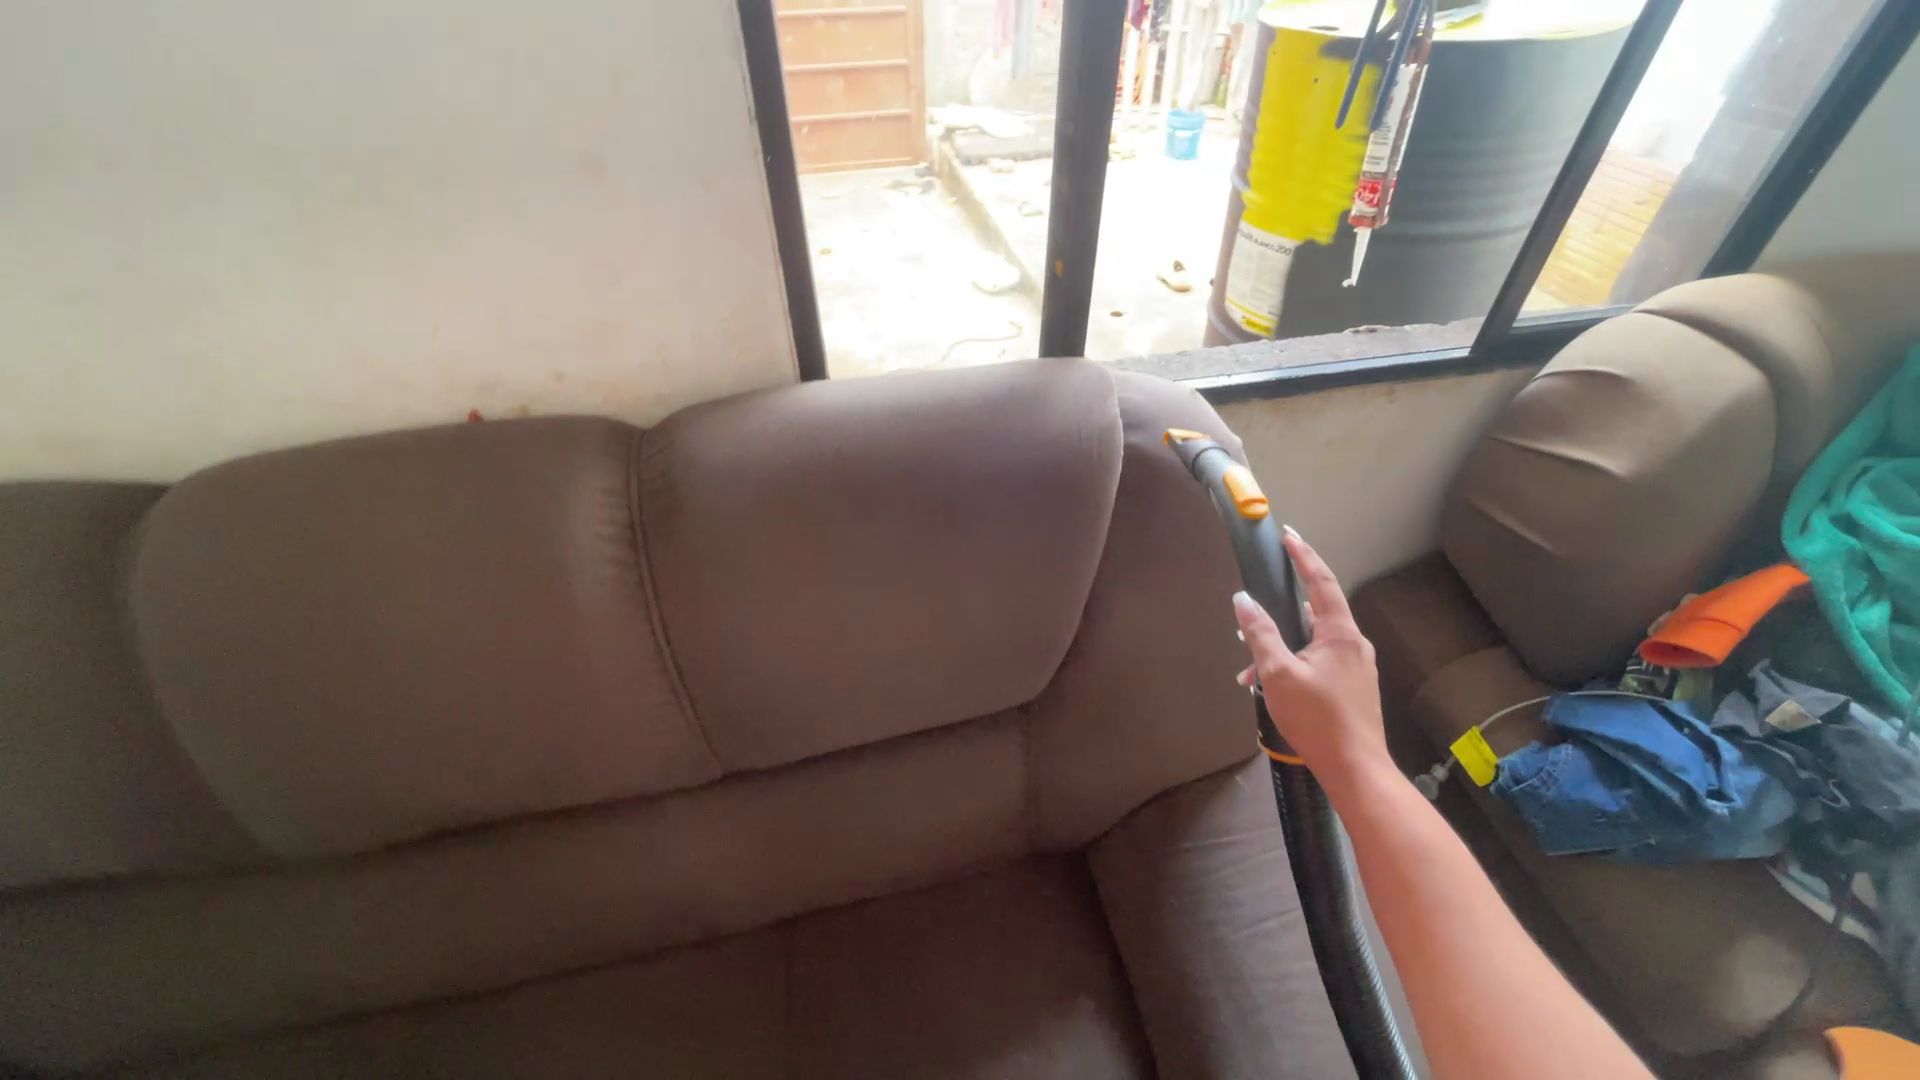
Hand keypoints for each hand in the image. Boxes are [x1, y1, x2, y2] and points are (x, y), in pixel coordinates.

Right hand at [1233, 530, 1390, 784]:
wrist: (1355, 768)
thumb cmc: (1317, 718)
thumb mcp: (1278, 673)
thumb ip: (1260, 633)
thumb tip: (1243, 600)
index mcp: (1340, 634)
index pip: (1321, 582)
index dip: (1304, 557)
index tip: (1289, 536)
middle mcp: (1353, 645)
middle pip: (1314, 614)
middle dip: (1279, 615)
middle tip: (1250, 617)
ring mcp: (1355, 668)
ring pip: (1311, 643)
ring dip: (1280, 648)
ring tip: (1249, 669)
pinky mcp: (1351, 688)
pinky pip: (1317, 663)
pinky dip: (1291, 666)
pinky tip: (1268, 688)